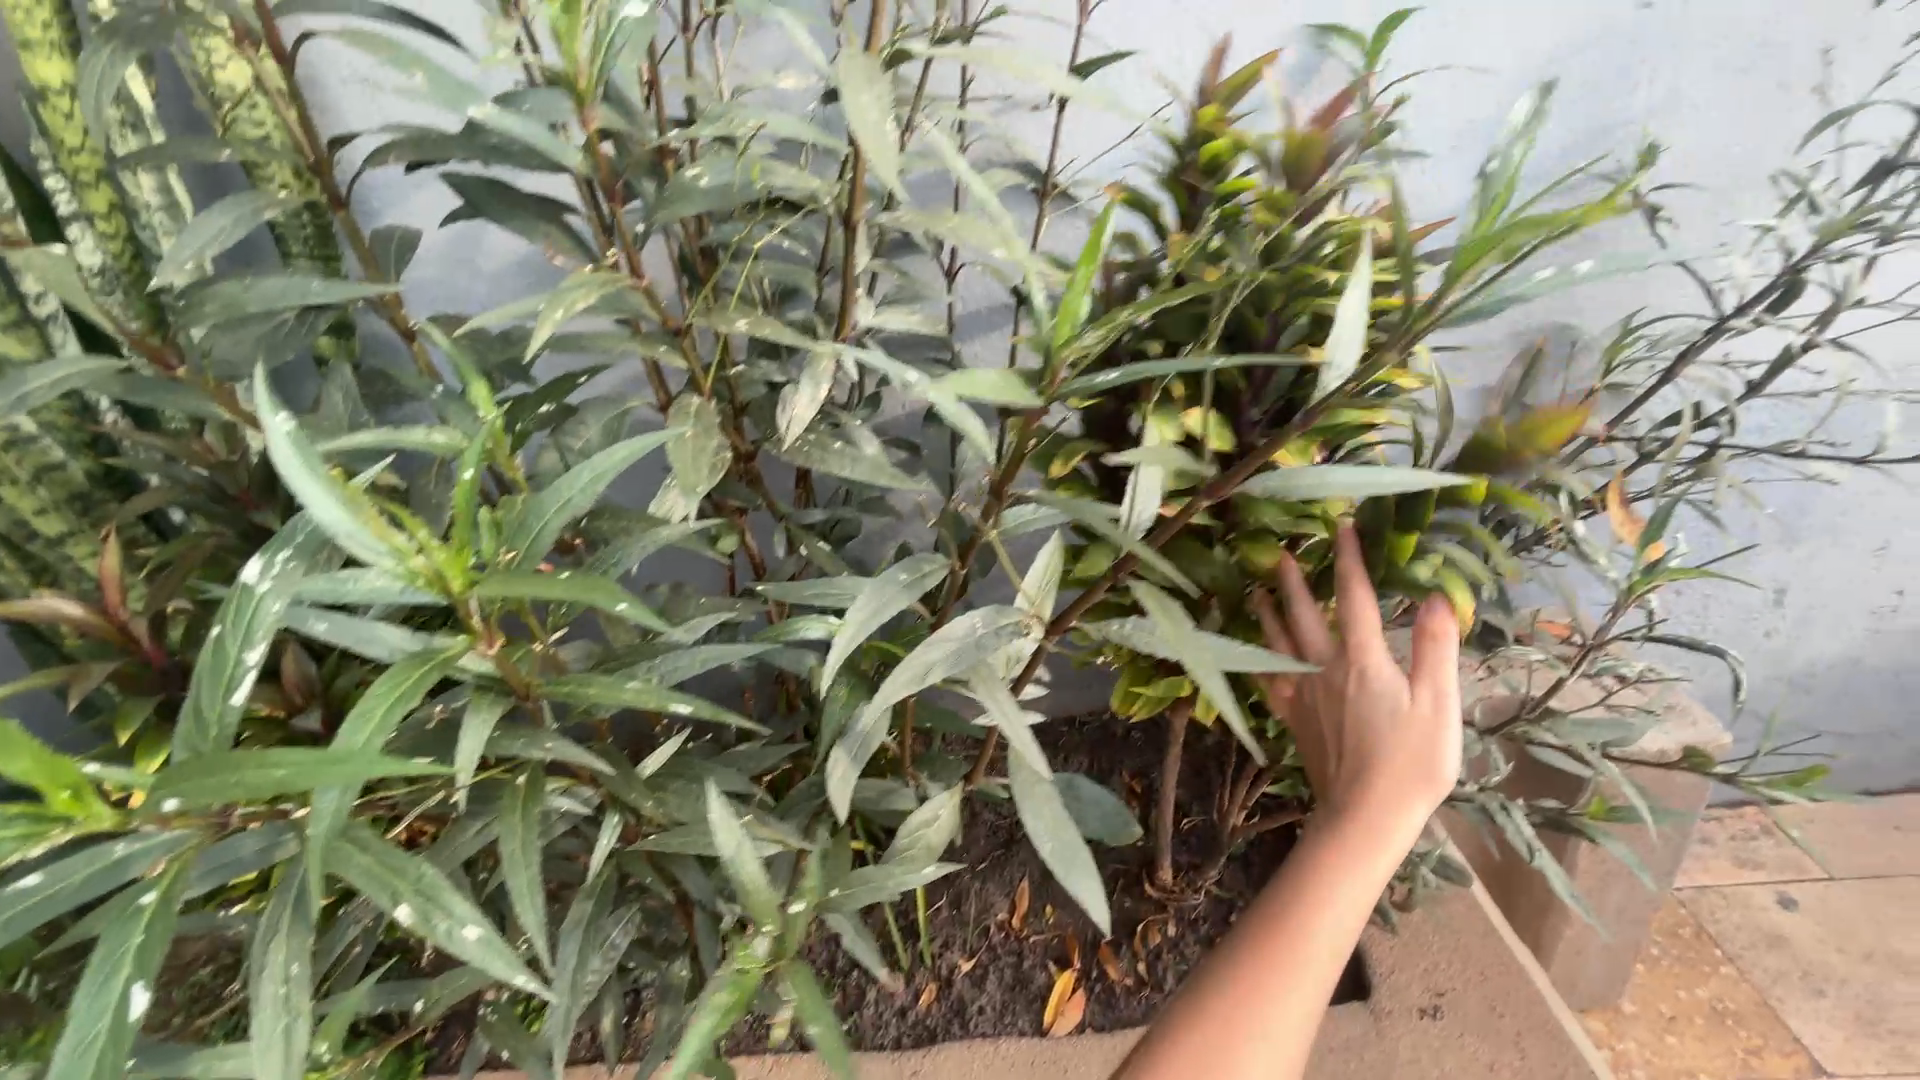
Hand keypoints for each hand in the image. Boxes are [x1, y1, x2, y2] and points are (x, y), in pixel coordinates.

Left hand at [1249, 523, 1462, 834]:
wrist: (1365, 814)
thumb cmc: (1412, 762)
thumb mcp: (1439, 703)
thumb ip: (1435, 647)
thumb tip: (1435, 595)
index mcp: (1361, 659)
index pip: (1353, 596)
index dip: (1348, 559)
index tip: (1341, 526)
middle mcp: (1322, 667)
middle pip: (1302, 613)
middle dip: (1293, 579)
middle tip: (1280, 551)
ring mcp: (1301, 693)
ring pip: (1276, 641)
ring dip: (1266, 611)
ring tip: (1255, 590)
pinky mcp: (1291, 717)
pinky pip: (1267, 679)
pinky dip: (1257, 658)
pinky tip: (1251, 653)